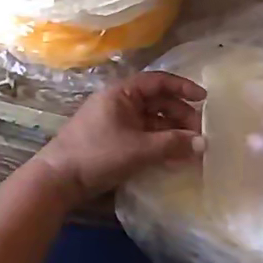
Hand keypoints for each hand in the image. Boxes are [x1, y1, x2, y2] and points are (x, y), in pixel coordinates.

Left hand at [33, 72, 205, 207]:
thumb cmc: (97, 154)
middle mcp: (120, 102)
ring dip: (172, 131)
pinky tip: (174, 155)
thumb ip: (173, 144)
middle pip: (158, 101)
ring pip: (152, 119)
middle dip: (181, 115)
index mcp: (122, 93)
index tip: (204, 99)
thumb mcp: (139, 149)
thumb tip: (204, 143)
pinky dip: (160, 141)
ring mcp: (116, 121)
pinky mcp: (113, 139)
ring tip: (190, 147)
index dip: (183, 88)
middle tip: (199, 133)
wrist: (57, 181)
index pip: (159, 81)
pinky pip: (144, 134)